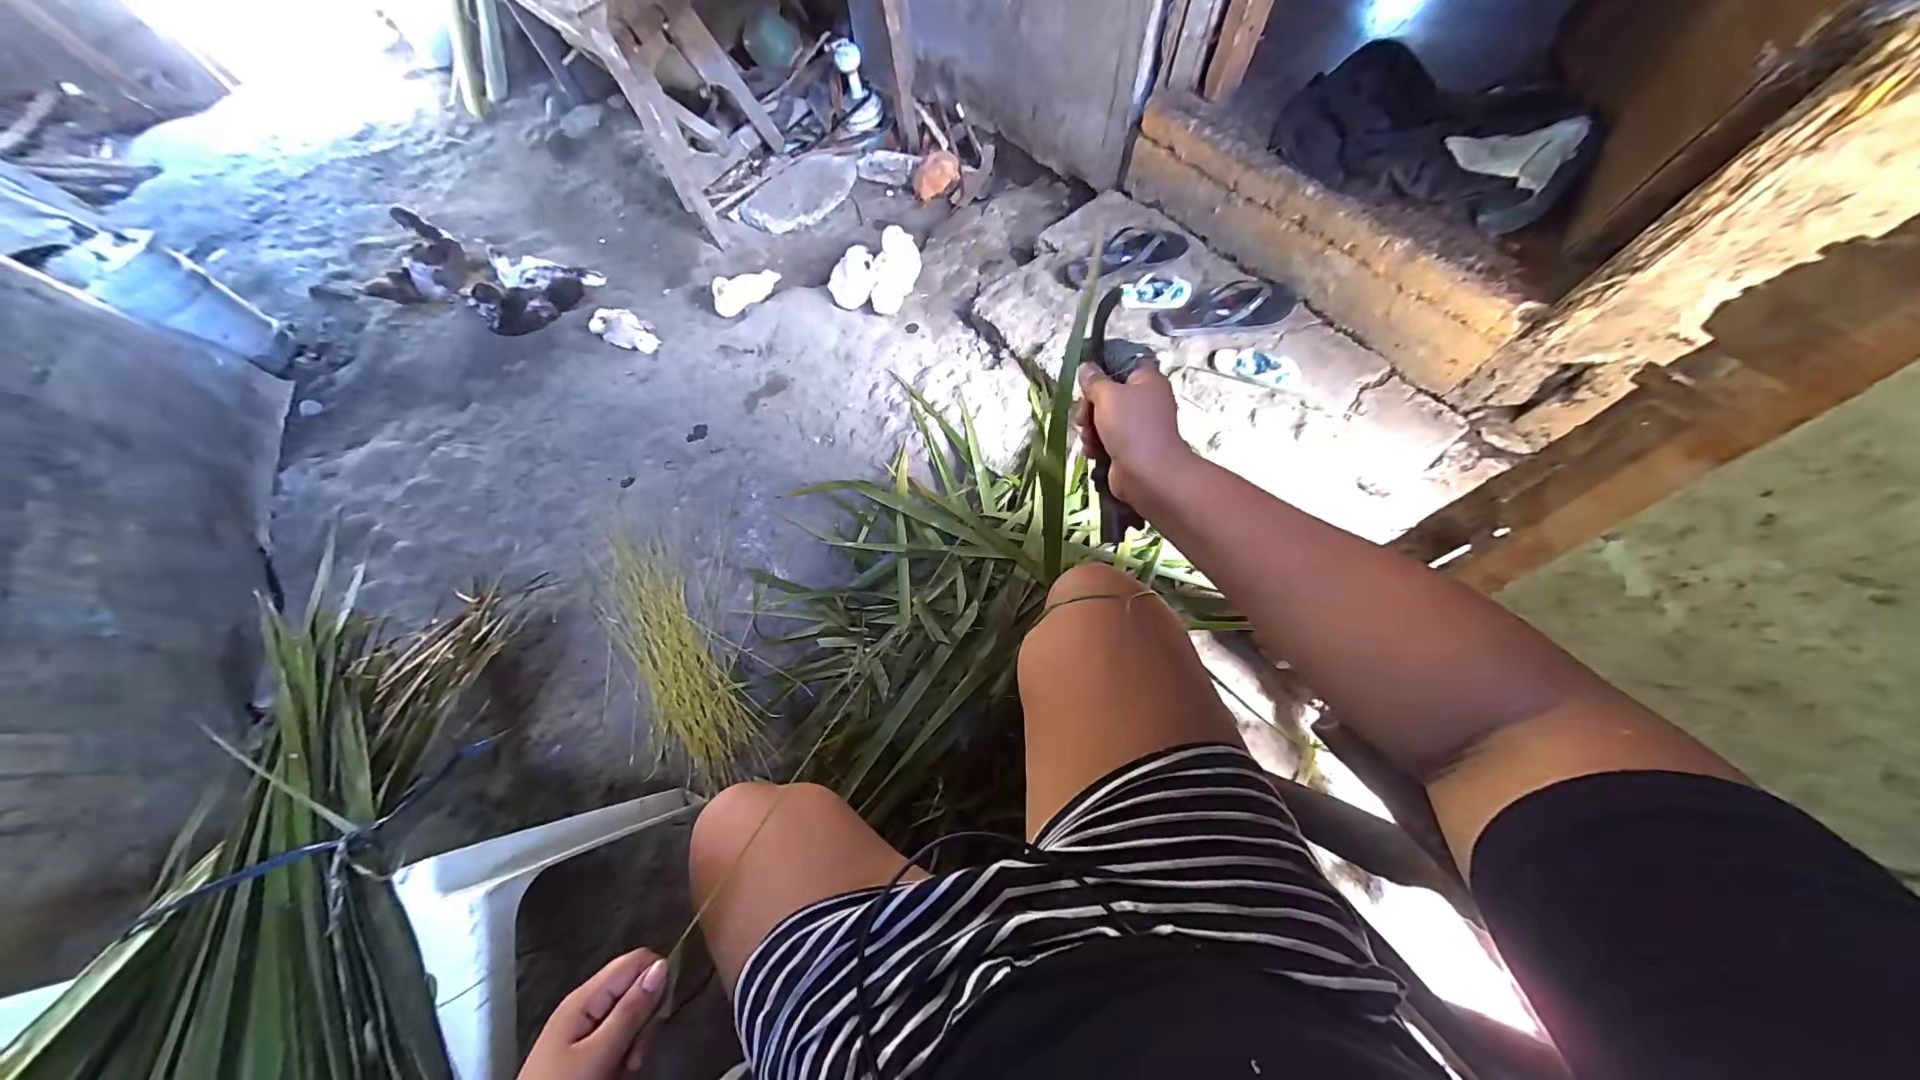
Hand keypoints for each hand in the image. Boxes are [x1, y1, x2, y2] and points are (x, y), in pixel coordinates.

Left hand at [519, 949, 667, 1079]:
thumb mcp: (598, 1055)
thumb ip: (631, 1010)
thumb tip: (662, 964)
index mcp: (585, 997)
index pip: (637, 960)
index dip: (657, 979)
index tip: (661, 1013)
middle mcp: (587, 1002)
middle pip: (636, 985)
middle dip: (647, 1015)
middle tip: (638, 1053)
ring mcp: (586, 1024)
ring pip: (632, 1011)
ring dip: (639, 1036)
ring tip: (629, 1066)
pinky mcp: (587, 1044)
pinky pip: (621, 1031)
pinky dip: (627, 1049)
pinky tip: (621, 1069)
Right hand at [1075, 361, 1192, 505]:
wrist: (1147, 474)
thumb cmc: (1131, 427)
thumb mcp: (1107, 395)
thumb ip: (1093, 380)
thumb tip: (1087, 366)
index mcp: (1146, 380)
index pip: (1123, 364)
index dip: (1103, 369)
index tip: (1086, 379)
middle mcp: (1143, 400)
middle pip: (1107, 394)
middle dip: (1089, 407)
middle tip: (1084, 417)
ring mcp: (1136, 426)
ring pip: (1101, 418)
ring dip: (1089, 428)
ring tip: (1089, 438)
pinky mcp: (1128, 447)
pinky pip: (1104, 439)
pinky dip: (1096, 445)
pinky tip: (1093, 452)